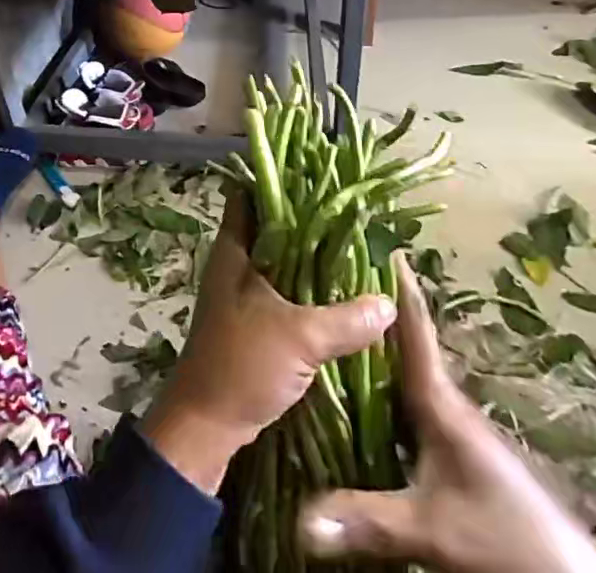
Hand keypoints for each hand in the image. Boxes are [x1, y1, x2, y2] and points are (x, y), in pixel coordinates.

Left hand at [141, 188, 396, 493]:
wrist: (206, 421)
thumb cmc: (242, 364)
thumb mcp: (300, 337)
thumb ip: (347, 319)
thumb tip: (389, 303)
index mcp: (234, 251)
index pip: (249, 195)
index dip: (278, 180)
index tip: (318, 174)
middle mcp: (234, 263)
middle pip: (271, 226)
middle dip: (307, 220)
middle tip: (350, 213)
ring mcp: (241, 291)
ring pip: (280, 260)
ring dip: (309, 257)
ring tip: (353, 249)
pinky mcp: (251, 319)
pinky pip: (283, 291)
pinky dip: (307, 288)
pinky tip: (339, 294)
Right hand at [300, 250, 595, 572]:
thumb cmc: (507, 537)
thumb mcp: (432, 527)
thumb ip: (367, 517)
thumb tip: (298, 519)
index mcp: (440, 402)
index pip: (414, 330)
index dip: (398, 285)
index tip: (378, 240)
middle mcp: (442, 405)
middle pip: (398, 345)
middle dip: (366, 311)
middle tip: (325, 279)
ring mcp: (447, 429)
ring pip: (398, 377)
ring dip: (369, 350)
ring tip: (326, 326)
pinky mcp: (447, 453)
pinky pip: (399, 406)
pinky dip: (373, 389)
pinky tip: (347, 396)